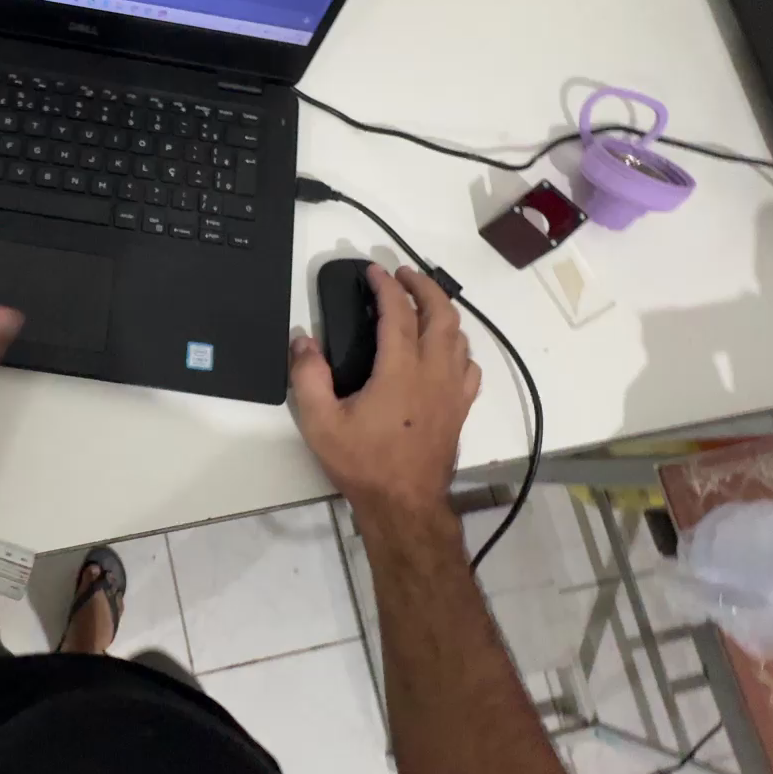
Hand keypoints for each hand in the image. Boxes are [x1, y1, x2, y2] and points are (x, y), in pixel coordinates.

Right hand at [288, 265, 479, 514]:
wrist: (404, 504)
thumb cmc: (362, 462)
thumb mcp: (319, 421)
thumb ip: (307, 376)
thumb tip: (303, 340)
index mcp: (400, 371)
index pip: (398, 314)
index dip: (386, 286)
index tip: (373, 269)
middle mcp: (434, 373)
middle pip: (441, 315)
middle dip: (423, 287)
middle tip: (402, 274)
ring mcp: (453, 390)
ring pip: (460, 336)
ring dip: (442, 311)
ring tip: (421, 303)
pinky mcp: (461, 407)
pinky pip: (469, 364)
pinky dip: (458, 344)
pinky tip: (444, 348)